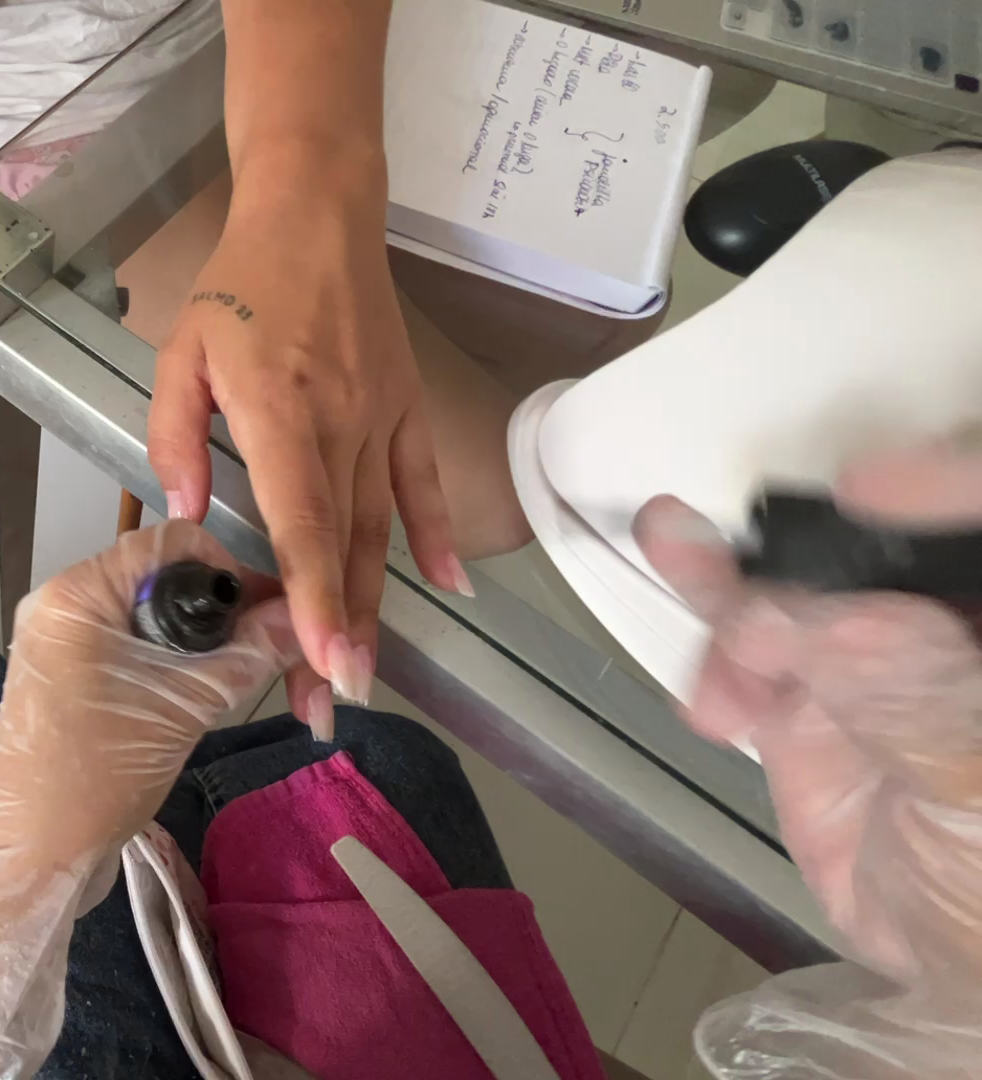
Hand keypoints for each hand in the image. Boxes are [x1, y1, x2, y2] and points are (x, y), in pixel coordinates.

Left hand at [0, 521, 299, 1079]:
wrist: (33, 851)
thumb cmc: (99, 776)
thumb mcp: (182, 709)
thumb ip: (246, 654)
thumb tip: (303, 615)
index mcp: (76, 593)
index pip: (167, 544)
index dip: (226, 567)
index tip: (266, 611)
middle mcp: (59, 599)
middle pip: (156, 572)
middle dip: (213, 603)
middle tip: (261, 642)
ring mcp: (56, 633)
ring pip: (144, 607)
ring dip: (192, 631)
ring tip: (235, 665)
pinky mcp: (64, 665)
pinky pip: (125, 636)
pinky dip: (164, 651)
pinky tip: (194, 679)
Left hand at [147, 192, 466, 727]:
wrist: (314, 218)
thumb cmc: (236, 289)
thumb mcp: (179, 356)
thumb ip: (175, 437)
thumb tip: (187, 513)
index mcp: (279, 416)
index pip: (303, 523)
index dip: (316, 597)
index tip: (325, 661)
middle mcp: (342, 426)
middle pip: (345, 546)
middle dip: (343, 630)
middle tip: (337, 703)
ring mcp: (382, 418)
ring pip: (384, 529)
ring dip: (379, 605)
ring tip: (368, 670)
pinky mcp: (405, 407)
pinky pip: (423, 480)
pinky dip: (439, 533)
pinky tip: (450, 586)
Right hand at [634, 445, 981, 991]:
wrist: (952, 969)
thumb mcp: (976, 799)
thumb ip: (918, 709)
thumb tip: (846, 623)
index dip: (950, 484)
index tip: (876, 484)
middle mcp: (953, 636)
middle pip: (885, 550)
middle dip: (813, 542)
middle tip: (753, 537)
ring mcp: (881, 661)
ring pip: (800, 588)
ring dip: (733, 579)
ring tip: (677, 547)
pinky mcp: (806, 687)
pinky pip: (743, 640)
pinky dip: (707, 635)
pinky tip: (694, 639)